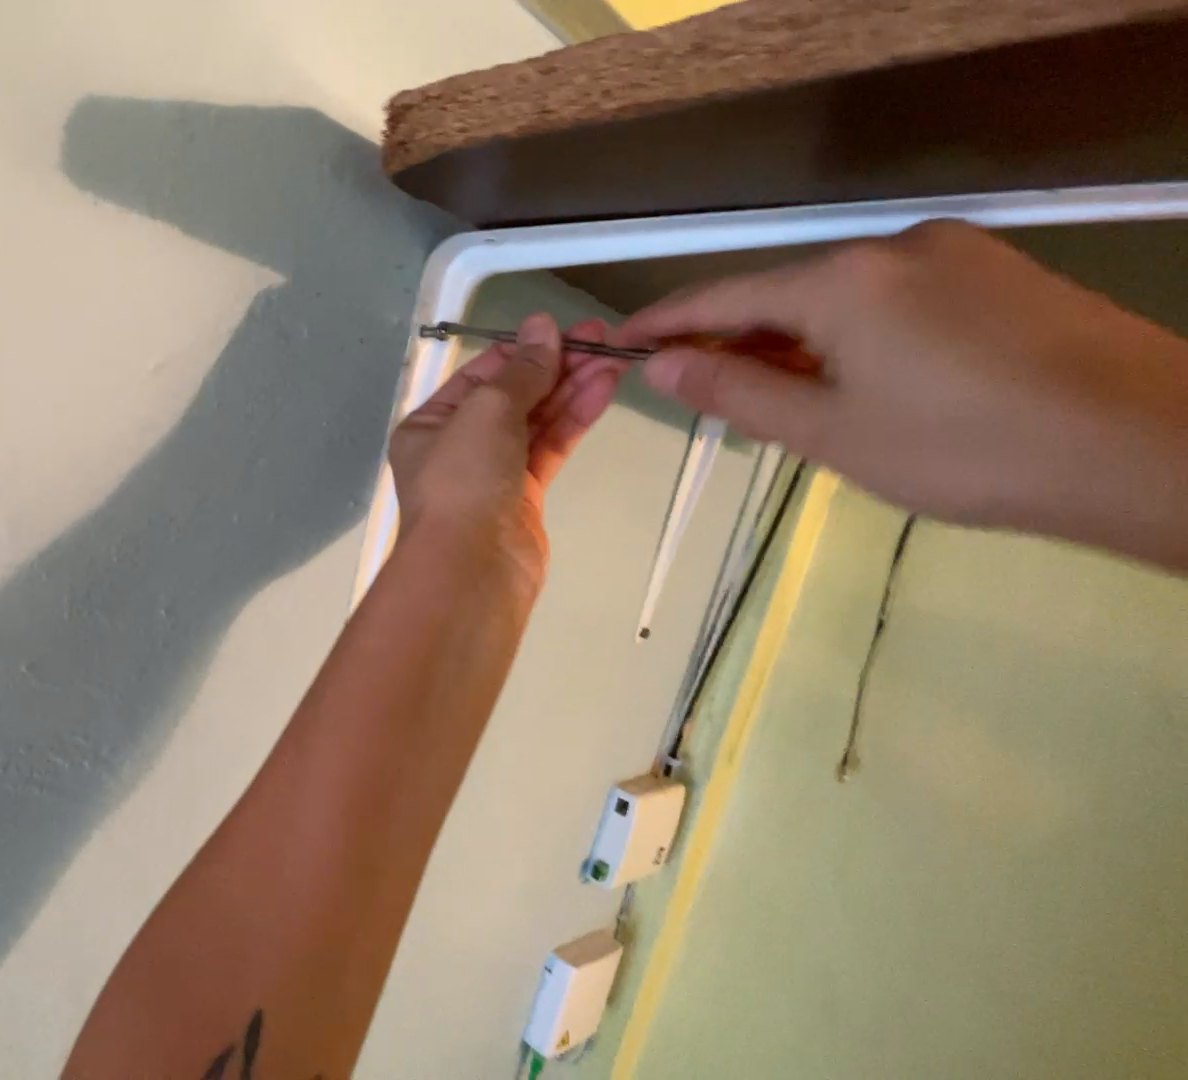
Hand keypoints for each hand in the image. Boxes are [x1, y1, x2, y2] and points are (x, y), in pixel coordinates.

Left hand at [389, 313, 625, 585]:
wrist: (473, 565)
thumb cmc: (464, 478)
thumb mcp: (487, 408)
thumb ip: (521, 369)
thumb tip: (543, 326)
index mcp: (429, 424)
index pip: (479, 375)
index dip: (523, 350)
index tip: (567, 329)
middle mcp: (456, 446)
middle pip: (511, 395)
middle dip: (555, 366)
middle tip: (603, 338)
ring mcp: (490, 473)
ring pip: (535, 420)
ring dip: (572, 388)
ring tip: (615, 358)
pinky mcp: (523, 496)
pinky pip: (549, 447)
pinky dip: (574, 419)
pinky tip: (604, 389)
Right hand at [619, 221, 1187, 566]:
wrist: (1150, 450)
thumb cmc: (965, 449)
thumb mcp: (826, 431)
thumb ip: (733, 392)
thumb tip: (659, 366)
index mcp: (842, 281)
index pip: (721, 298)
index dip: (661, 324)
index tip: (613, 344)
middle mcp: (891, 249)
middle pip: (778, 296)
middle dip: (730, 343)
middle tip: (697, 396)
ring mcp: (951, 255)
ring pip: (833, 301)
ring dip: (788, 346)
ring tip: (773, 403)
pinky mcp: (993, 275)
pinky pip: (885, 301)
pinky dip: (843, 340)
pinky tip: (845, 383)